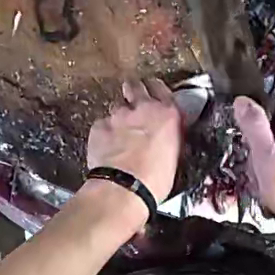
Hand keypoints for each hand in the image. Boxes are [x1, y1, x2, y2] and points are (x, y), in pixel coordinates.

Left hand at [87, 78, 181, 200]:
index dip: (155, 90)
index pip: (161, 88)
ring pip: (116, 107)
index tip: (153, 94)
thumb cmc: (156, 179)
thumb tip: (164, 134)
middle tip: (133, 100)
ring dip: (118, 117)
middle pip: (135, 85)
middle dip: (133, 90)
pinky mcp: (99, 126)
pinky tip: (107, 147)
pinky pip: (102, 124)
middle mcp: (143, 108)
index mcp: (167, 114)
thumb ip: (169, 135)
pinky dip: (104, 133)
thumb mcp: (175, 154)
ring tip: (120, 135)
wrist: (126, 188)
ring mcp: (118, 115)